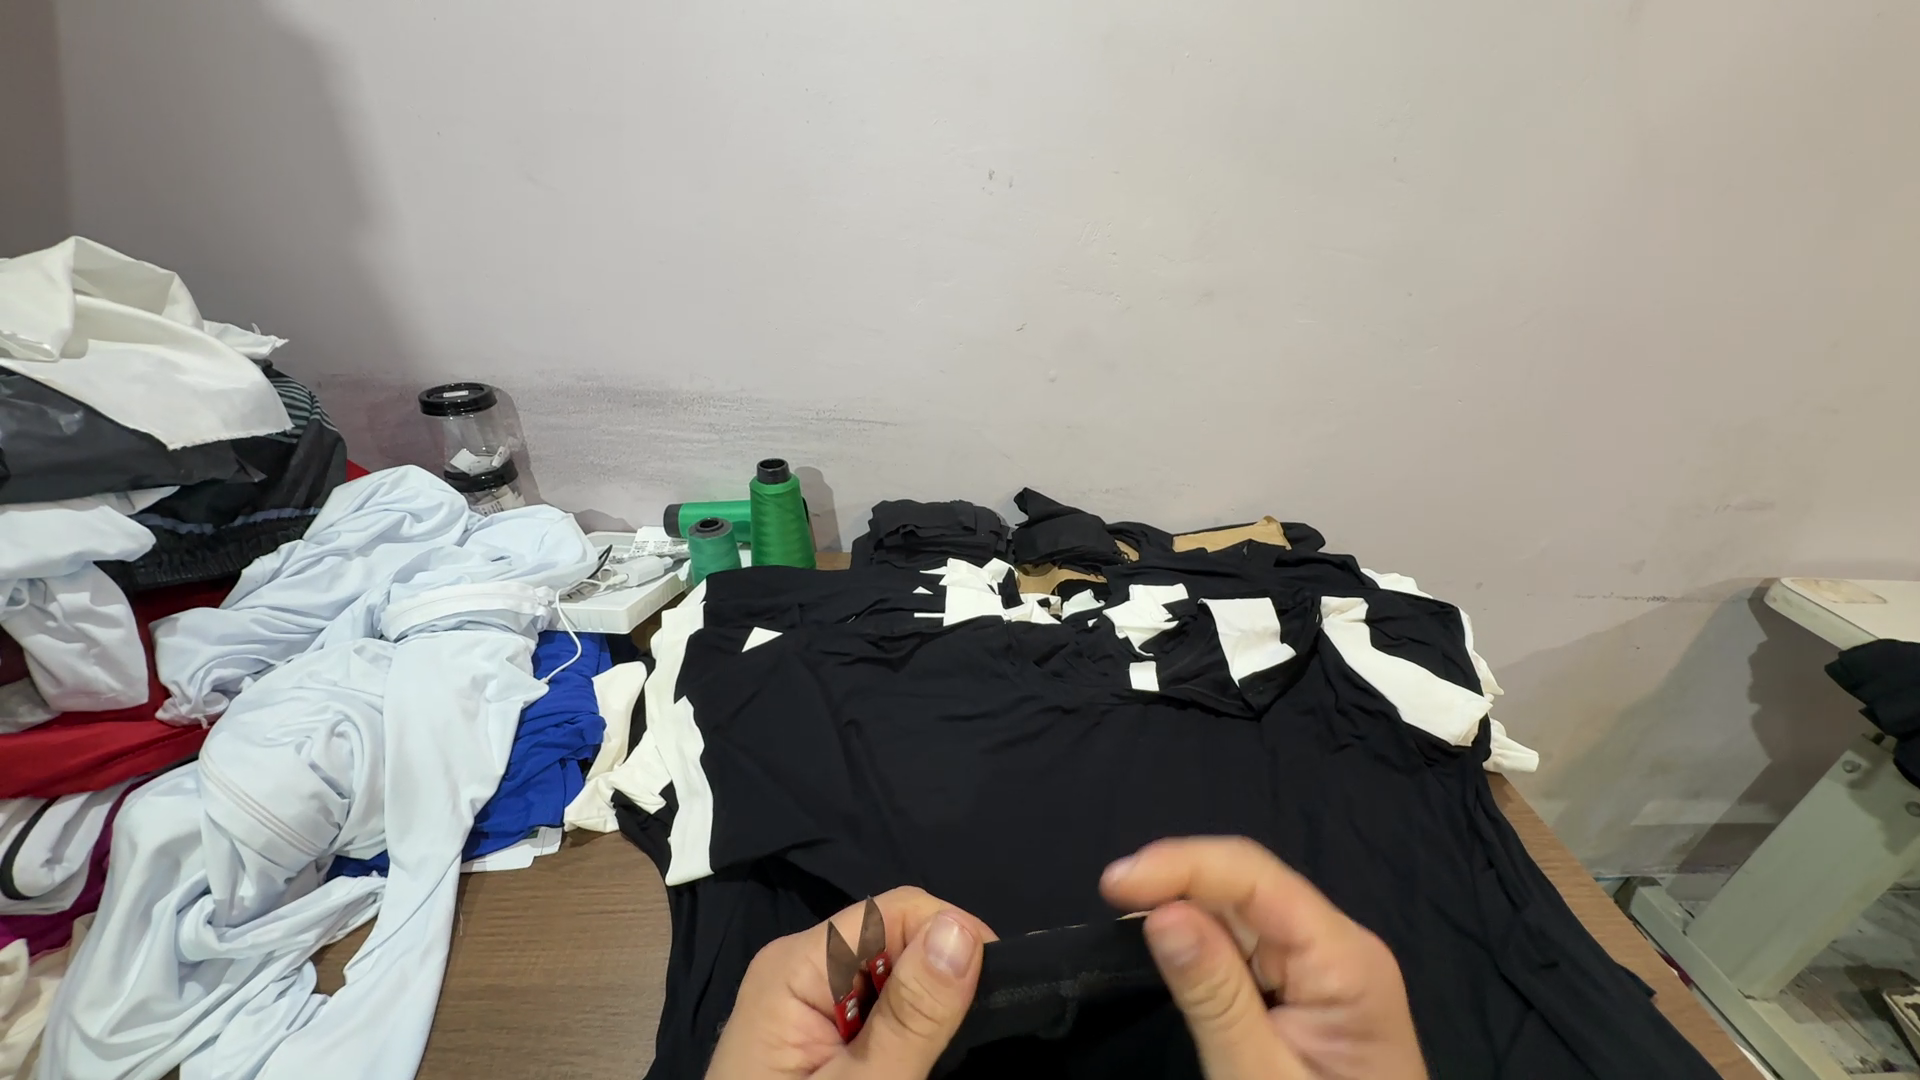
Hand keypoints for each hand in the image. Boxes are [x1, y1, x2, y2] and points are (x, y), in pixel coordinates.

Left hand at [707, 887, 997, 1078]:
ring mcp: (804, 998)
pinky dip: (906, 1028)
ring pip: (891, 972)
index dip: (953, 935)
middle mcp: (799, 964)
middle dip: (941, 976)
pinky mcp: (814, 1030)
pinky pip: (874, 1004)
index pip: (894, 911)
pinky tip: (918, 1061)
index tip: (1000, 992)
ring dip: (927, 1007)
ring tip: (948, 1055)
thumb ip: (909, 1017)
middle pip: (894, 937)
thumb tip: (963, 928)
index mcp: (796, 964)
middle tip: (972, 1041)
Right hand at [1101, 837, 1426, 1079]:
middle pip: (1245, 884)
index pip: (1255, 878)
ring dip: (1182, 905)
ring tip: (1128, 917)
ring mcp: (1322, 960)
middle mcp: (1337, 943)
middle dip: (1176, 882)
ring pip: (1238, 905)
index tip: (1114, 884)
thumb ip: (1215, 998)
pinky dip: (1198, 936)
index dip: (1181, 865)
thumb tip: (1160, 912)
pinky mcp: (1303, 980)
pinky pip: (1243, 938)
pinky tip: (1168, 942)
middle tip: (1111, 898)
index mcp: (1344, 960)